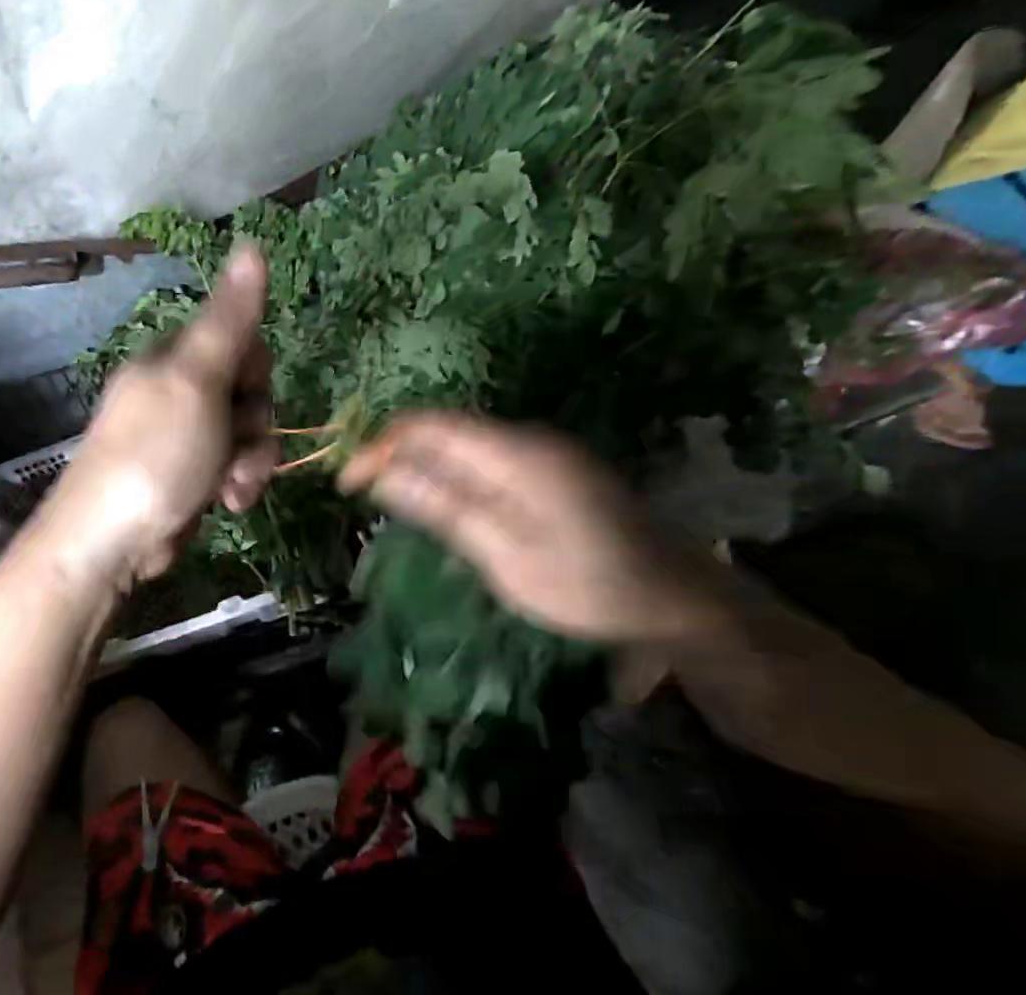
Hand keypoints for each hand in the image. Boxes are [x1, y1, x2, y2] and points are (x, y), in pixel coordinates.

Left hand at [33, 245, 277, 585]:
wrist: (112, 541)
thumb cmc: (155, 454)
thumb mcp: (196, 380)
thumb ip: (229, 320)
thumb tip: (252, 244)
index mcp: (171, 359)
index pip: (237, 340)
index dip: (253, 368)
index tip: (244, 392)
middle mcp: (176, 392)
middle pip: (248, 390)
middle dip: (255, 423)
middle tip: (235, 444)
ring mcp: (183, 437)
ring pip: (246, 433)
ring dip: (251, 461)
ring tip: (231, 486)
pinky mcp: (190, 476)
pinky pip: (233, 466)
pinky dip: (237, 484)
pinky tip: (227, 503)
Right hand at [337, 411, 734, 643]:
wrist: (680, 599)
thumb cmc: (591, 586)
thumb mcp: (507, 556)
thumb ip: (445, 510)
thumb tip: (382, 474)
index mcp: (516, 455)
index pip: (428, 427)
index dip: (379, 446)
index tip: (345, 483)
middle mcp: (525, 440)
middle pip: (441, 428)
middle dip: (393, 453)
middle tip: (360, 494)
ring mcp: (540, 452)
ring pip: (459, 442)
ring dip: (417, 463)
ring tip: (386, 499)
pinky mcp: (547, 469)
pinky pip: (480, 457)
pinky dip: (446, 474)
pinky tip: (438, 504)